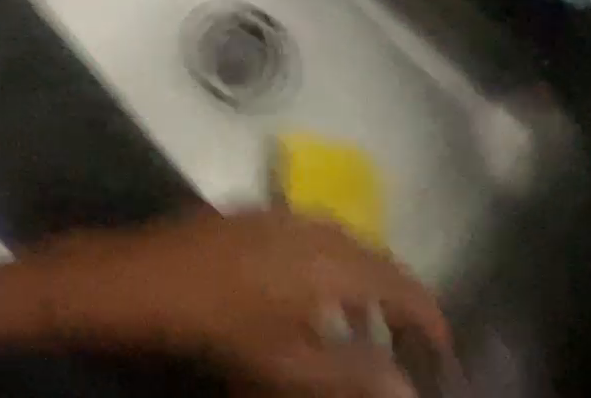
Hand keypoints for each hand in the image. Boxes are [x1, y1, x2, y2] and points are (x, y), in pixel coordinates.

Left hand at [41, 208, 451, 396]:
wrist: (145, 278)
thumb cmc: (219, 326)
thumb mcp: (289, 363)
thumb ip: (353, 373)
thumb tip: (409, 388)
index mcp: (329, 261)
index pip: (400, 282)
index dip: (429, 316)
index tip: (445, 349)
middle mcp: (310, 226)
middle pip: (372, 256)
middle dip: (397, 295)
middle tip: (409, 341)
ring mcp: (276, 213)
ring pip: (339, 241)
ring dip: (360, 278)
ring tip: (363, 327)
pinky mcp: (248, 211)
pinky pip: (307, 232)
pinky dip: (325, 261)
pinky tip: (310, 293)